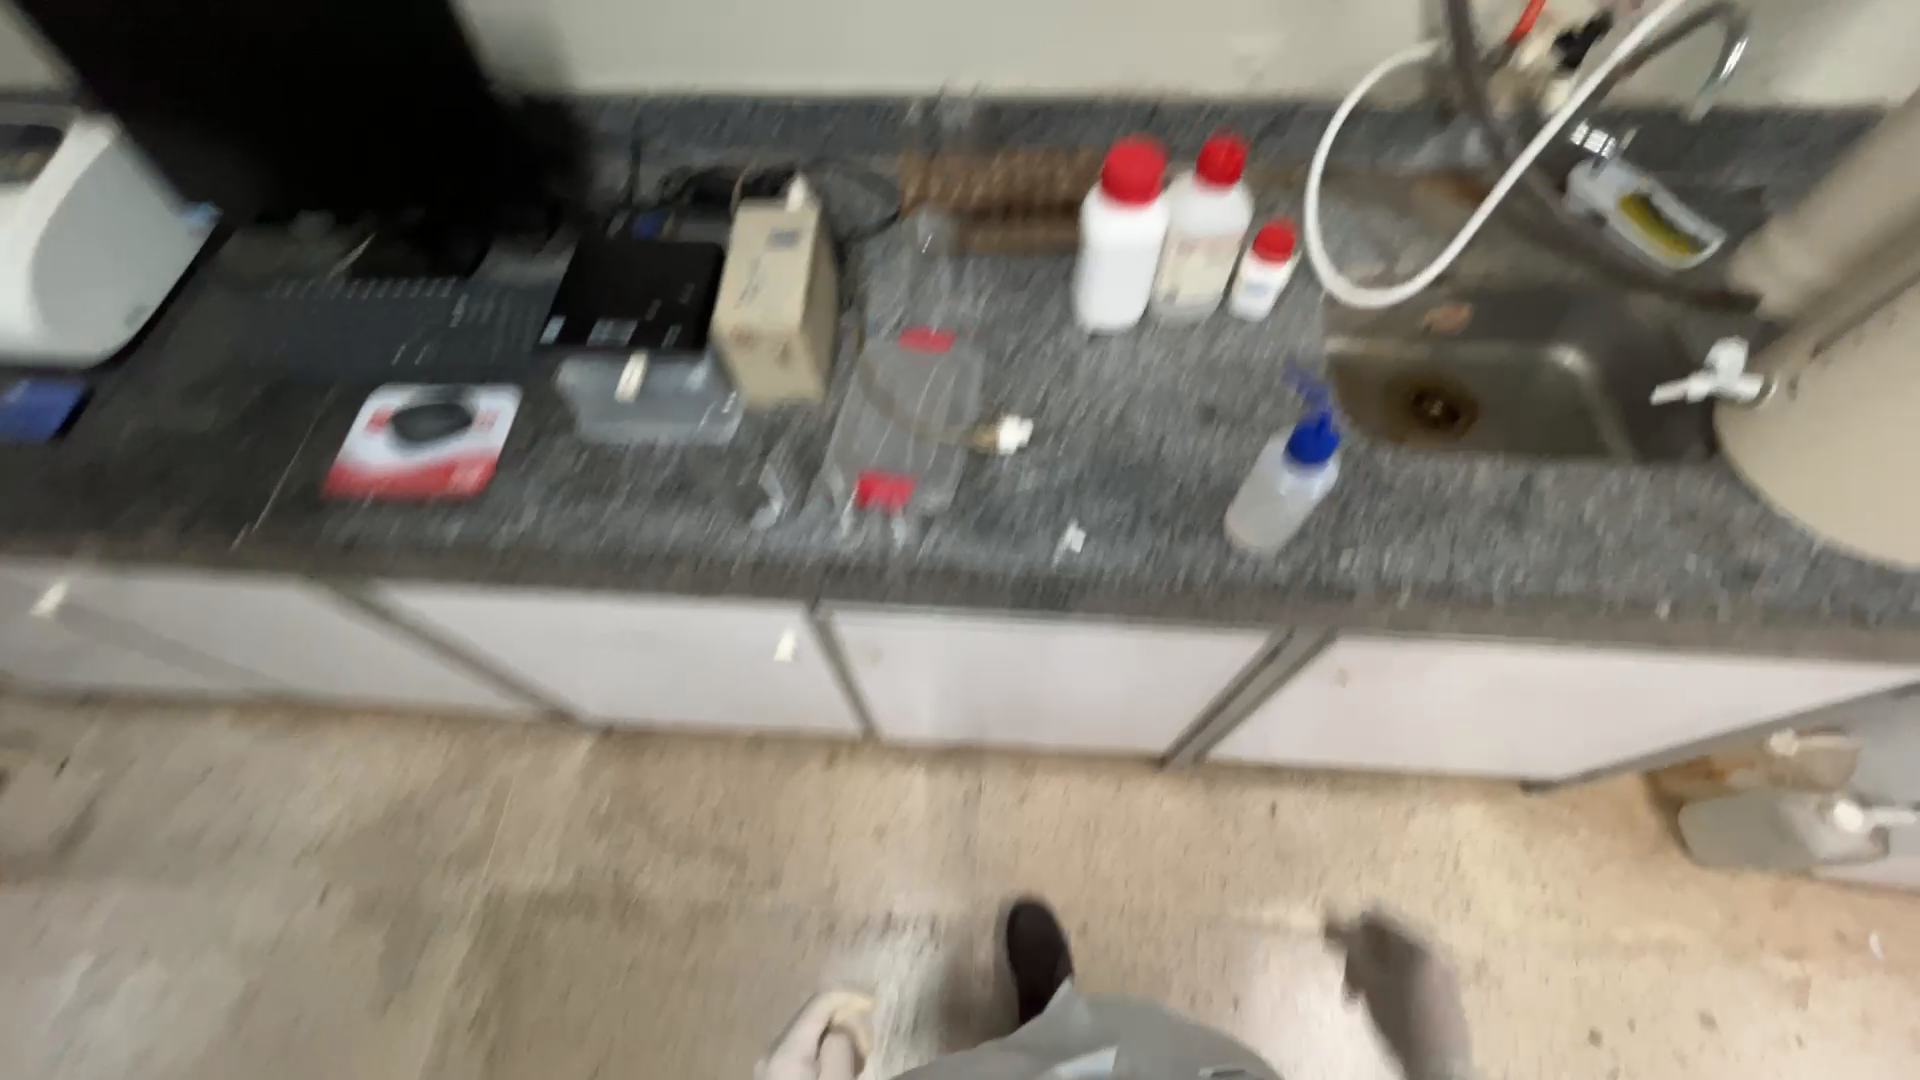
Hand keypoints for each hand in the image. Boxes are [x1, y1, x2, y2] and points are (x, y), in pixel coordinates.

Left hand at [756, 990, 876, 1079]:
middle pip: (814, 1014)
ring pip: (810, 1032)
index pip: (821, 999)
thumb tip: (842, 1024)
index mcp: (786, 1048)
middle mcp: (770, 1048)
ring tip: (856, 1058)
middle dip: (845, 1019)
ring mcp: (769, 1063)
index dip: (851, 994)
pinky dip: (824, 1050)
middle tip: (867, 1043)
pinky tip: (837, 1066)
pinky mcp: (773, 1075)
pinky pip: (803, 1050)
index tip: (874, 1004)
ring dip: (836, 1036)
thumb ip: (841, 1045)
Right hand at [1324, 911, 1472, 1079]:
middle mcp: (1433, 951)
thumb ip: (1349, 944)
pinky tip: (1378, 1001)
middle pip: (1382, 937)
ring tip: (1358, 996)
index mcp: (1418, 943)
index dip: (1349, 930)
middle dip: (1359, 956)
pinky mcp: (1442, 992)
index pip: (1374, 917)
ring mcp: (1441, 972)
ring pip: (1392, 957)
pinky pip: (1406, 972)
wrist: (1439, 1069)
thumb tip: (1327, 915)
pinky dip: (1386, 980)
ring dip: (1369, 970)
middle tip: (1348, 984)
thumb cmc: (1401, 1020)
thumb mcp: (1369, 979)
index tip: (1333, 953)